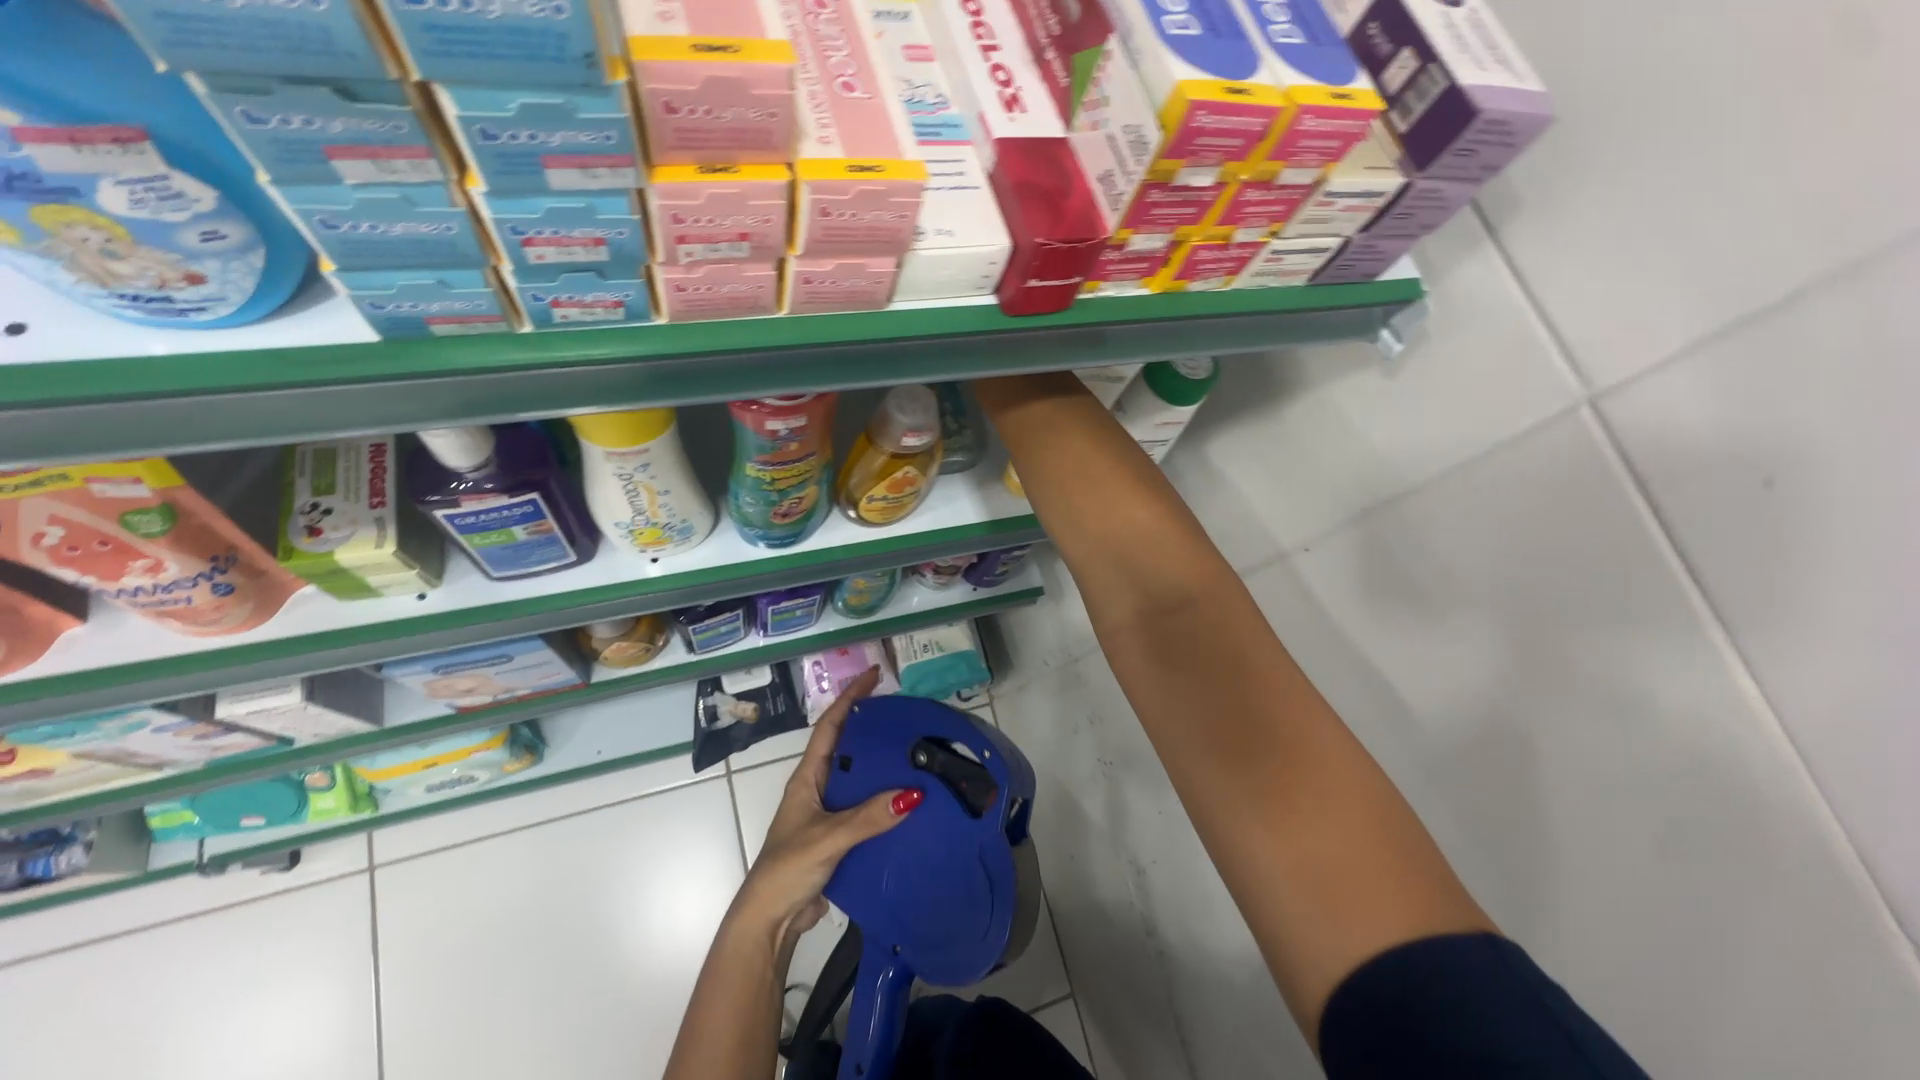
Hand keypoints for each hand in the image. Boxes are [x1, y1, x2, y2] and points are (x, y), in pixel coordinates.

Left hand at [733, 667, 922, 945]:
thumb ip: (868, 817)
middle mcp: (817, 789)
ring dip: (882, 766)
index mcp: (807, 779)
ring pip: (859, 779)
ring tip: (917, 752)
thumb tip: (913, 793)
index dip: (849, 698)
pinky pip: (867, 808)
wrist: (771, 918)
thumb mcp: (828, 838)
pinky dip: (887, 801)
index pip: (829, 727)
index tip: (872, 675)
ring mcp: (827, 813)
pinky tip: (912, 803)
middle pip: (847, 748)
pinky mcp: (839, 837)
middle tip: (906, 715)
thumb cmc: (788, 869)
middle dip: (872, 727)